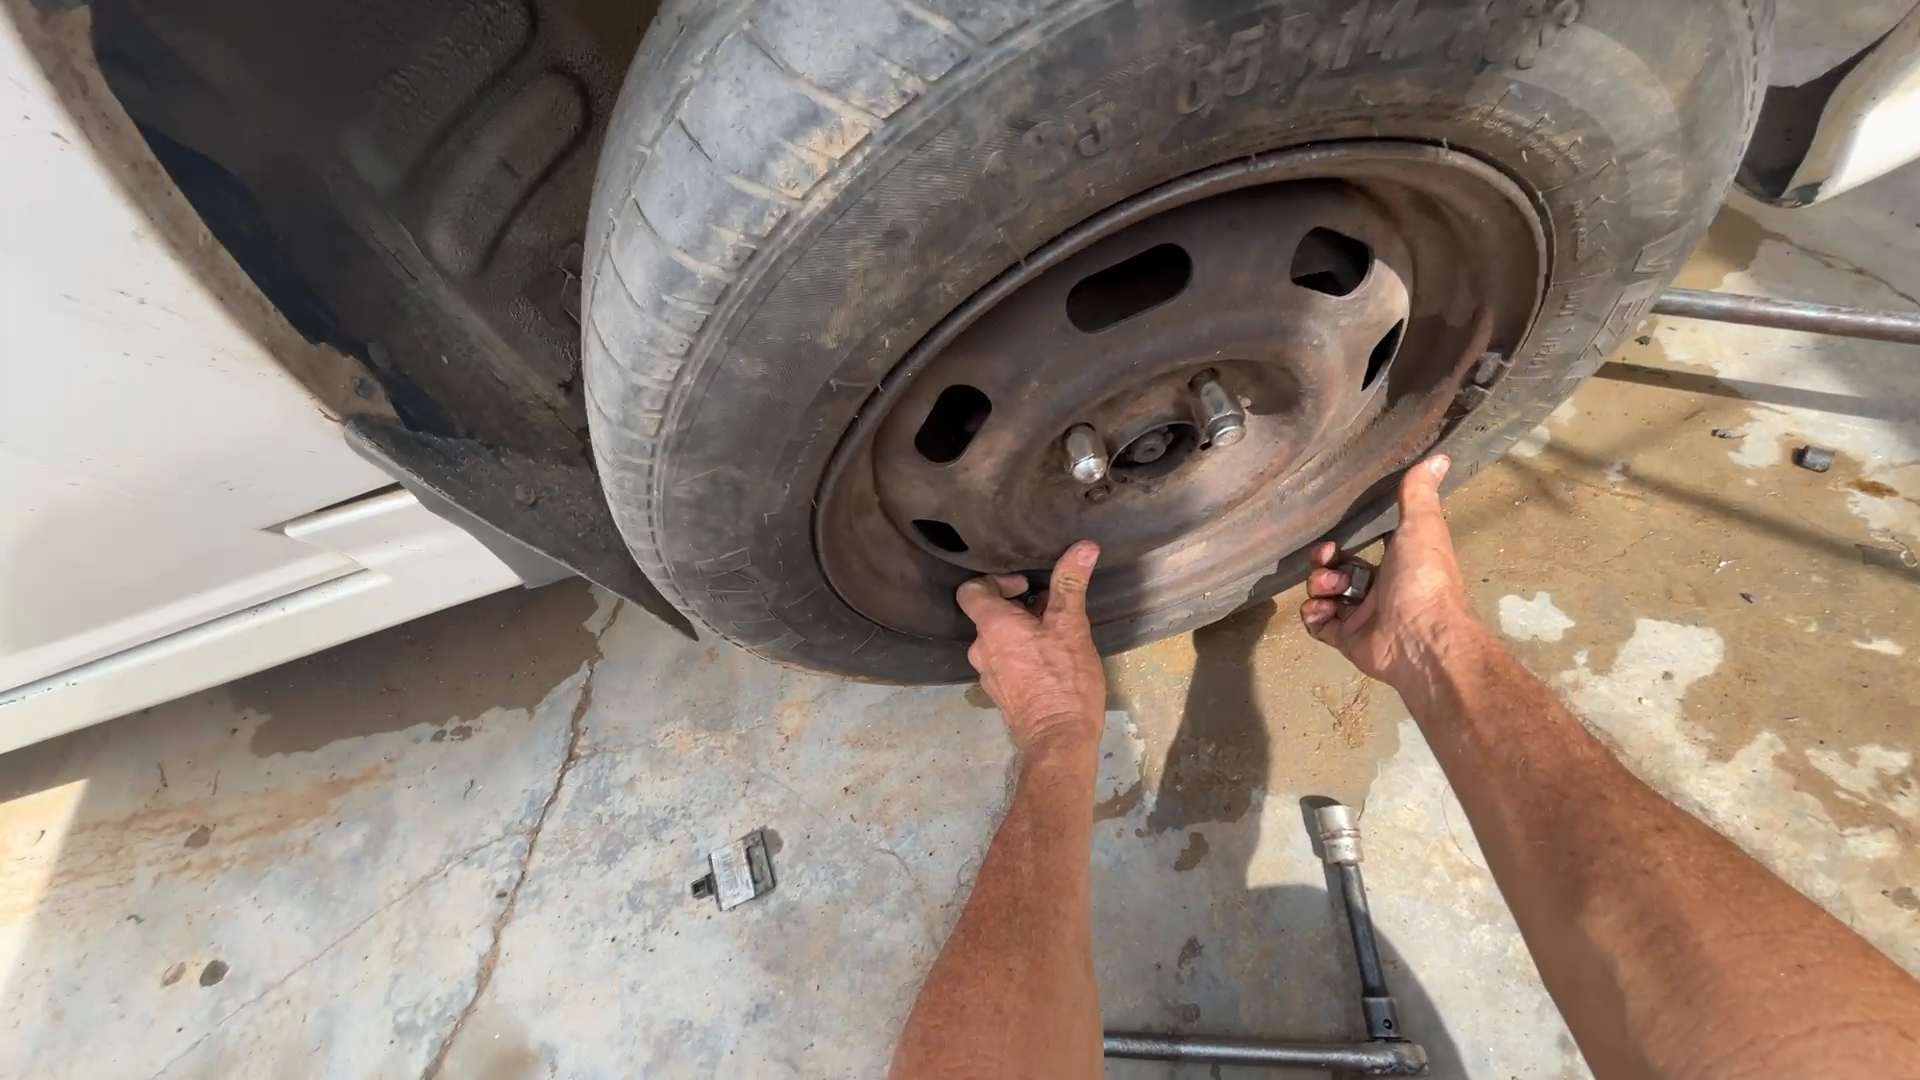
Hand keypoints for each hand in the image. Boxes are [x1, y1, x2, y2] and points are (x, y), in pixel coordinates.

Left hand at [957, 541, 1105, 757]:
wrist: (1058, 740)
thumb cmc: (1064, 679)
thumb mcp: (1071, 626)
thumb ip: (1070, 584)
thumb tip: (1083, 546)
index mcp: (991, 627)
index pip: (971, 591)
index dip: (996, 581)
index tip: (1027, 587)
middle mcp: (980, 649)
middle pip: (988, 616)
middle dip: (1016, 608)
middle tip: (1048, 610)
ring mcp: (987, 675)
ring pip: (998, 642)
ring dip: (1020, 634)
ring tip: (1052, 637)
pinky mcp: (1000, 695)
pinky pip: (1005, 664)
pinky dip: (1020, 657)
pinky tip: (1049, 664)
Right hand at [1300, 456, 1484, 691]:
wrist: (1418, 635)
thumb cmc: (1423, 579)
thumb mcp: (1421, 528)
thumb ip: (1418, 494)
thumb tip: (1439, 455)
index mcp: (1396, 566)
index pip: (1362, 550)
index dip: (1343, 542)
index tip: (1335, 539)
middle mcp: (1377, 592)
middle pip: (1336, 572)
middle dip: (1324, 565)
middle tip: (1328, 562)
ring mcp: (1359, 616)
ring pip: (1323, 595)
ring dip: (1318, 587)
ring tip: (1332, 589)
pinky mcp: (1343, 638)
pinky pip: (1316, 623)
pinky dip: (1314, 614)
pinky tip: (1324, 609)